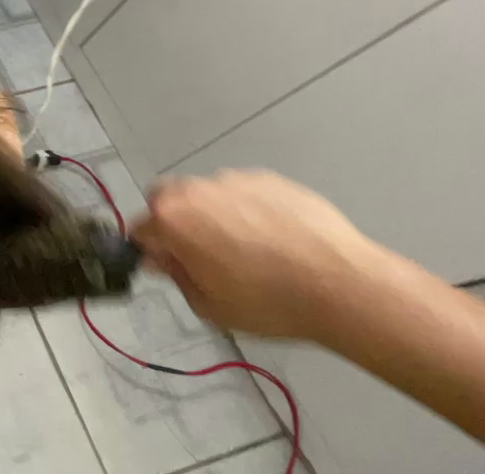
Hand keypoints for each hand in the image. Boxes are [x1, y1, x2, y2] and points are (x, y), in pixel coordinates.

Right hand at [132, 169, 391, 341]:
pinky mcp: (268, 178)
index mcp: (171, 218)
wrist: (344, 285)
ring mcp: (233, 178)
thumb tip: (164, 259)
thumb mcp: (210, 307)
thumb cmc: (269, 302)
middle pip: (168, 199)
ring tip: (253, 247)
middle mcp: (194, 189)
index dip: (153, 250)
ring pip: (208, 194)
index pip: (140, 229)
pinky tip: (278, 237)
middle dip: (178, 221)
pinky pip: (245, 192)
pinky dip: (251, 209)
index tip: (174, 268)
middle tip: (207, 254)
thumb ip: (176, 277)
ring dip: (215, 213)